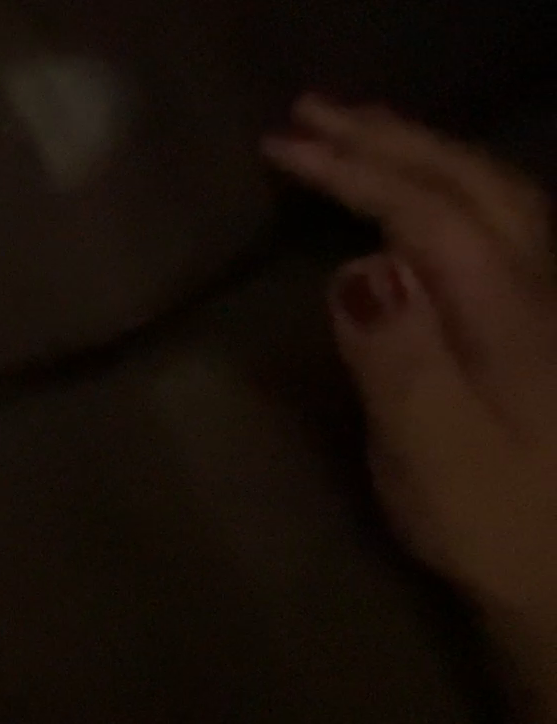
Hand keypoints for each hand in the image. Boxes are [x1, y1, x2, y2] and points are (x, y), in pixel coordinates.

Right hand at [264, 95, 556, 624]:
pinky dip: (448, 195)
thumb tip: (358, 267)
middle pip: (472, 188)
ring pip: (496, 199)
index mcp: (508, 315)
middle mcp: (541, 292)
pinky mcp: (535, 331)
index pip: (429, 213)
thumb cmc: (492, 518)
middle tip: (310, 114)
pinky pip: (499, 231)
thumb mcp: (435, 447)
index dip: (359, 169)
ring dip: (422, 156)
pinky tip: (418, 203)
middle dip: (388, 142)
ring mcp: (546, 308)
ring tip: (357, 135)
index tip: (283, 144)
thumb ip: (401, 356)